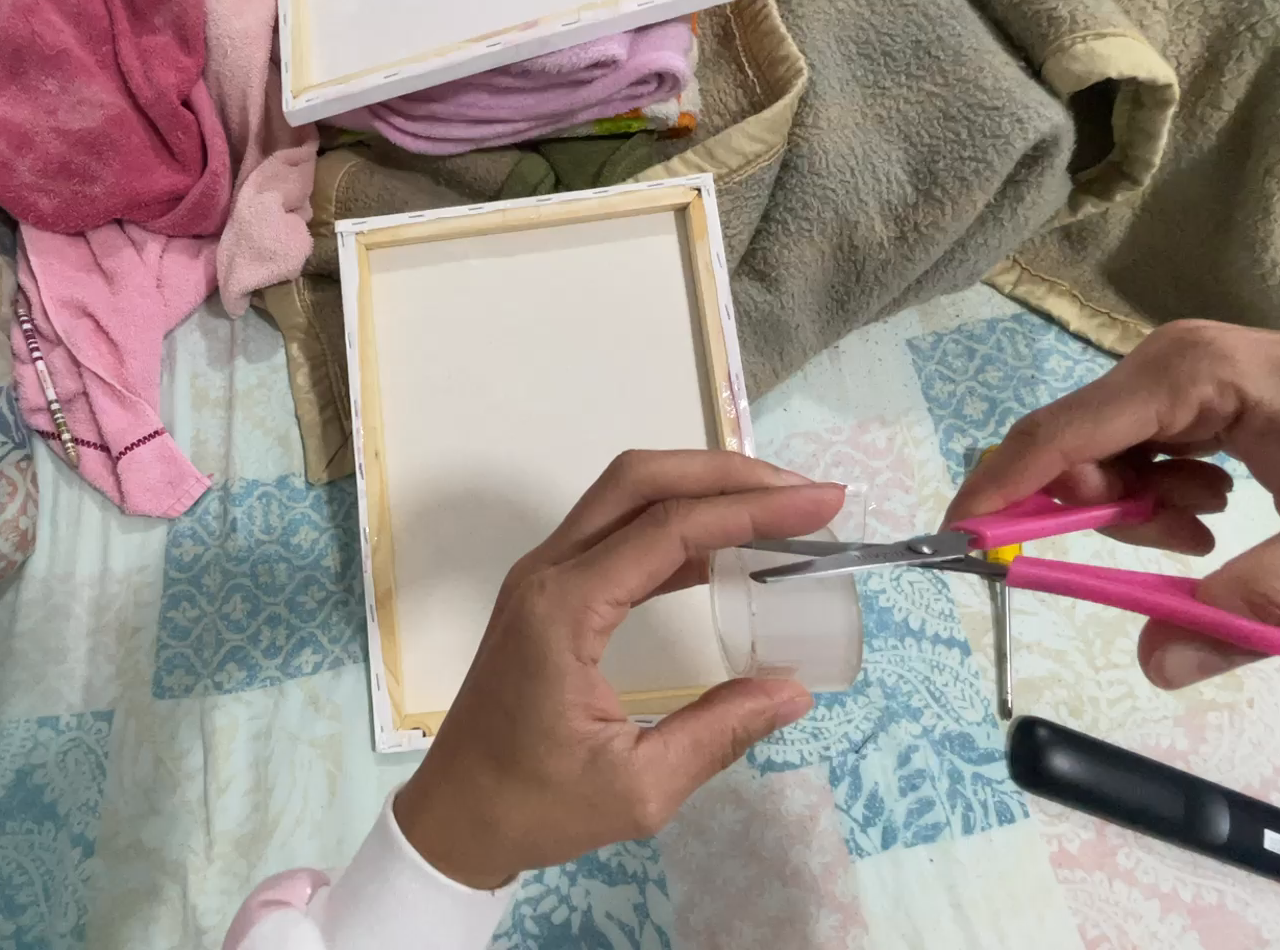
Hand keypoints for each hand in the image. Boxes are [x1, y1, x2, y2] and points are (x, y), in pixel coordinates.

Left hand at [393, 450, 844, 888]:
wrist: (458, 807)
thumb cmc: (537, 803)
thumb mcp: (637, 787)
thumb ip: (718, 732)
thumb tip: (794, 690)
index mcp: (564, 607)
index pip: (666, 529)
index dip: (748, 509)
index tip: (821, 506)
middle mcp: (549, 570)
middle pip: (637, 481)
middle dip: (724, 473)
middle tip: (801, 495)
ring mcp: (545, 573)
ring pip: (624, 496)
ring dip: (699, 490)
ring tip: (776, 511)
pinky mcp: (551, 588)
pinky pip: (616, 534)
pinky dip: (673, 528)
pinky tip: (723, 552)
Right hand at [948, 320, 1279, 688]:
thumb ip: (1258, 606)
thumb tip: (1154, 666)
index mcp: (1187, 376)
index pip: (1056, 436)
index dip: (999, 490)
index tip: (960, 542)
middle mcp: (1163, 364)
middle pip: (1069, 446)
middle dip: (1092, 509)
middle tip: (1168, 549)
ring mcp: (1174, 375)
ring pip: (1095, 455)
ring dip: (1132, 509)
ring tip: (1213, 531)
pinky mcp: (1189, 392)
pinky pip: (1128, 452)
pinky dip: (1155, 495)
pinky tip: (1219, 508)